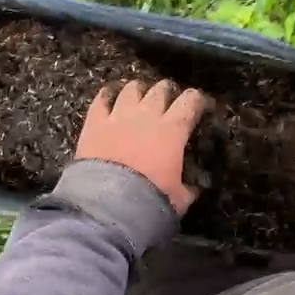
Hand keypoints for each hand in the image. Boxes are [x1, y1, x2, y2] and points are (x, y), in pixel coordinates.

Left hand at [76, 79, 205, 214]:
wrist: (110, 205)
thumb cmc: (150, 201)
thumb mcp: (179, 200)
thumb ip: (187, 190)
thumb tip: (193, 190)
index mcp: (173, 131)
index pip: (190, 101)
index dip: (197, 99)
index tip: (199, 104)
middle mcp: (147, 116)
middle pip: (160, 90)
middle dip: (167, 92)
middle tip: (168, 100)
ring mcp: (119, 116)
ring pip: (131, 89)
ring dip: (139, 90)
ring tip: (139, 95)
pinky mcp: (95, 123)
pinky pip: (101, 99)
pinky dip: (107, 96)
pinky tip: (108, 97)